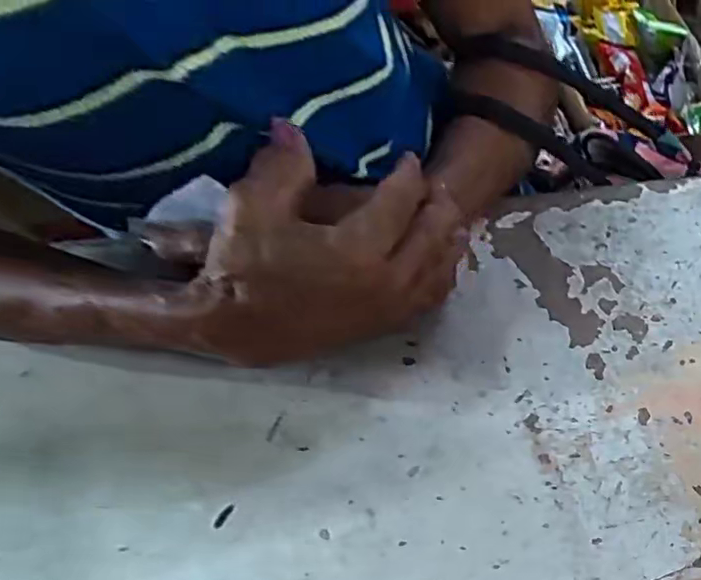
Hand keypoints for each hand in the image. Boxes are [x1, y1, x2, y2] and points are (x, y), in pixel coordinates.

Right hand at [180, 120, 467, 366]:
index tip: (409, 159)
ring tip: (454, 218)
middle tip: (441, 186)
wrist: (250, 330)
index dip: (407, 178)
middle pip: (432, 236)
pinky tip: (446, 259)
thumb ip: (281, 169)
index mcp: (359, 249)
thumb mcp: (252, 209)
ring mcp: (399, 304)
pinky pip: (436, 293)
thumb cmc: (246, 267)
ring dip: (451, 240)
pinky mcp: (398, 320)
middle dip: (439, 207)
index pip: (398, 205)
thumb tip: (294, 128)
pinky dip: (446, 272)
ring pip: (441, 267)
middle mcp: (390, 279)